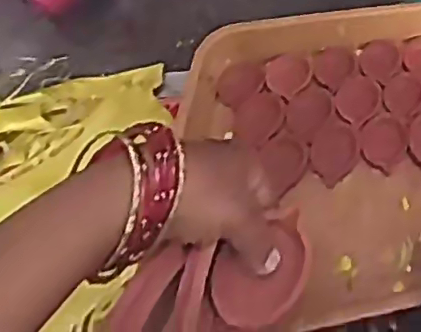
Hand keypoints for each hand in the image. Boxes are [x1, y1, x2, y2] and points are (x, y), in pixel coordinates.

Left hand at [167, 140, 283, 272]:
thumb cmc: (207, 197)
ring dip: (208, 230)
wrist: (146, 190)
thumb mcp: (239, 222)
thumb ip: (258, 241)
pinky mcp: (169, 183)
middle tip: (229, 258)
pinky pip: (188, 211)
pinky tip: (182, 244)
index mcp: (251, 158)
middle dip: (234, 230)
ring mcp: (197, 168)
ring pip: (212, 207)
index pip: (267, 197)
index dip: (264, 228)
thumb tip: (273, 263)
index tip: (255, 255)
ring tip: (203, 255)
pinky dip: (187, 228)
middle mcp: (228, 156)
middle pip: (239, 202)